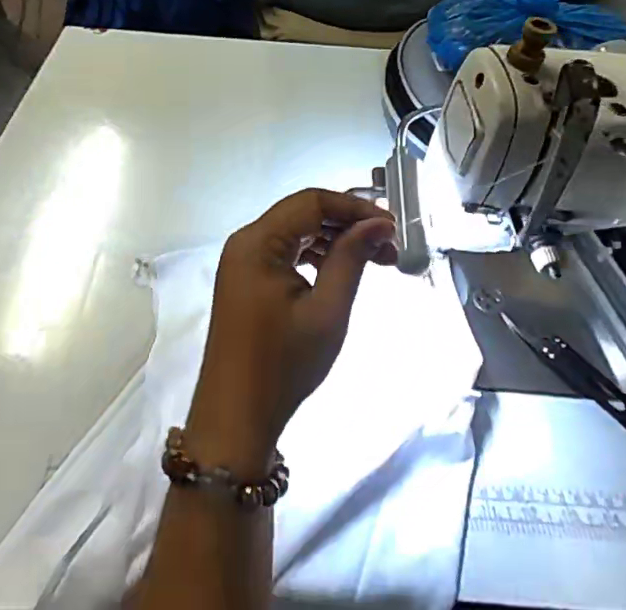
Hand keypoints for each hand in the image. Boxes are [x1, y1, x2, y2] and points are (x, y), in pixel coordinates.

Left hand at [185, 190, 397, 476]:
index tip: (391, 226)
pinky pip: (287, 252)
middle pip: (304, 213)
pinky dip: (317, 255)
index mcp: (258, 243)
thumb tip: (380, 223)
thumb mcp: (327, 310)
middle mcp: (246, 243)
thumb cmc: (283, 366)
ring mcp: (243, 263)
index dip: (355, 207)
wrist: (234, 423)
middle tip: (389, 246)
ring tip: (375, 260)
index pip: (312, 202)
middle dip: (349, 224)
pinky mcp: (247, 282)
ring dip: (336, 239)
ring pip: (298, 231)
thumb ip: (352, 257)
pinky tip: (342, 271)